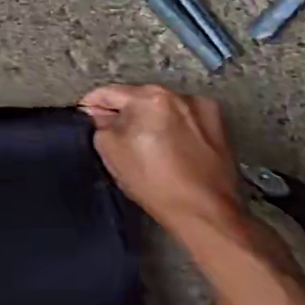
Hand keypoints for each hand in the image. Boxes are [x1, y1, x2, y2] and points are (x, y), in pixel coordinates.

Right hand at [80, 84, 242, 230]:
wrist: (204, 212)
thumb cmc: (155, 183)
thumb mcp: (110, 151)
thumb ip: (99, 124)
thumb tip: (101, 115)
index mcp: (148, 97)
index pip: (109, 92)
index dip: (91, 104)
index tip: (85, 115)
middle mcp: (178, 95)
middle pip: (138, 97)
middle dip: (124, 113)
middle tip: (115, 136)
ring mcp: (202, 109)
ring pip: (162, 108)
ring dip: (150, 120)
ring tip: (147, 146)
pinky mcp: (219, 126)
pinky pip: (185, 119)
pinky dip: (174, 128)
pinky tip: (172, 150)